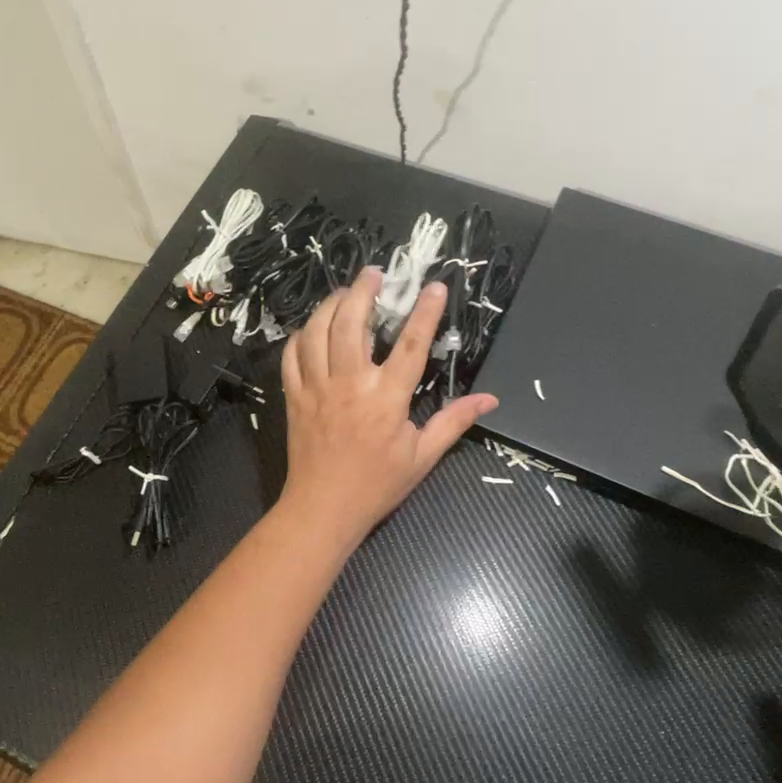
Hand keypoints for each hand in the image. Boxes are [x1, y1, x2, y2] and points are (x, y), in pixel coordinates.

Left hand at [277, 268, 496, 544]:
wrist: (322, 509)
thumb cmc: (376, 485)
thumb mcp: (422, 457)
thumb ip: (453, 422)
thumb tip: (489, 399)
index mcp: (386, 398)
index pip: (410, 345)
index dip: (424, 312)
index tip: (434, 286)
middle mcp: (350, 384)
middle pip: (351, 323)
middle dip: (362, 291)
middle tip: (373, 273)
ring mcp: (317, 388)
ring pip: (317, 332)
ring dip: (330, 305)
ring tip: (344, 293)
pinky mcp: (294, 396)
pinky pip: (292, 355)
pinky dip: (301, 336)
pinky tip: (312, 329)